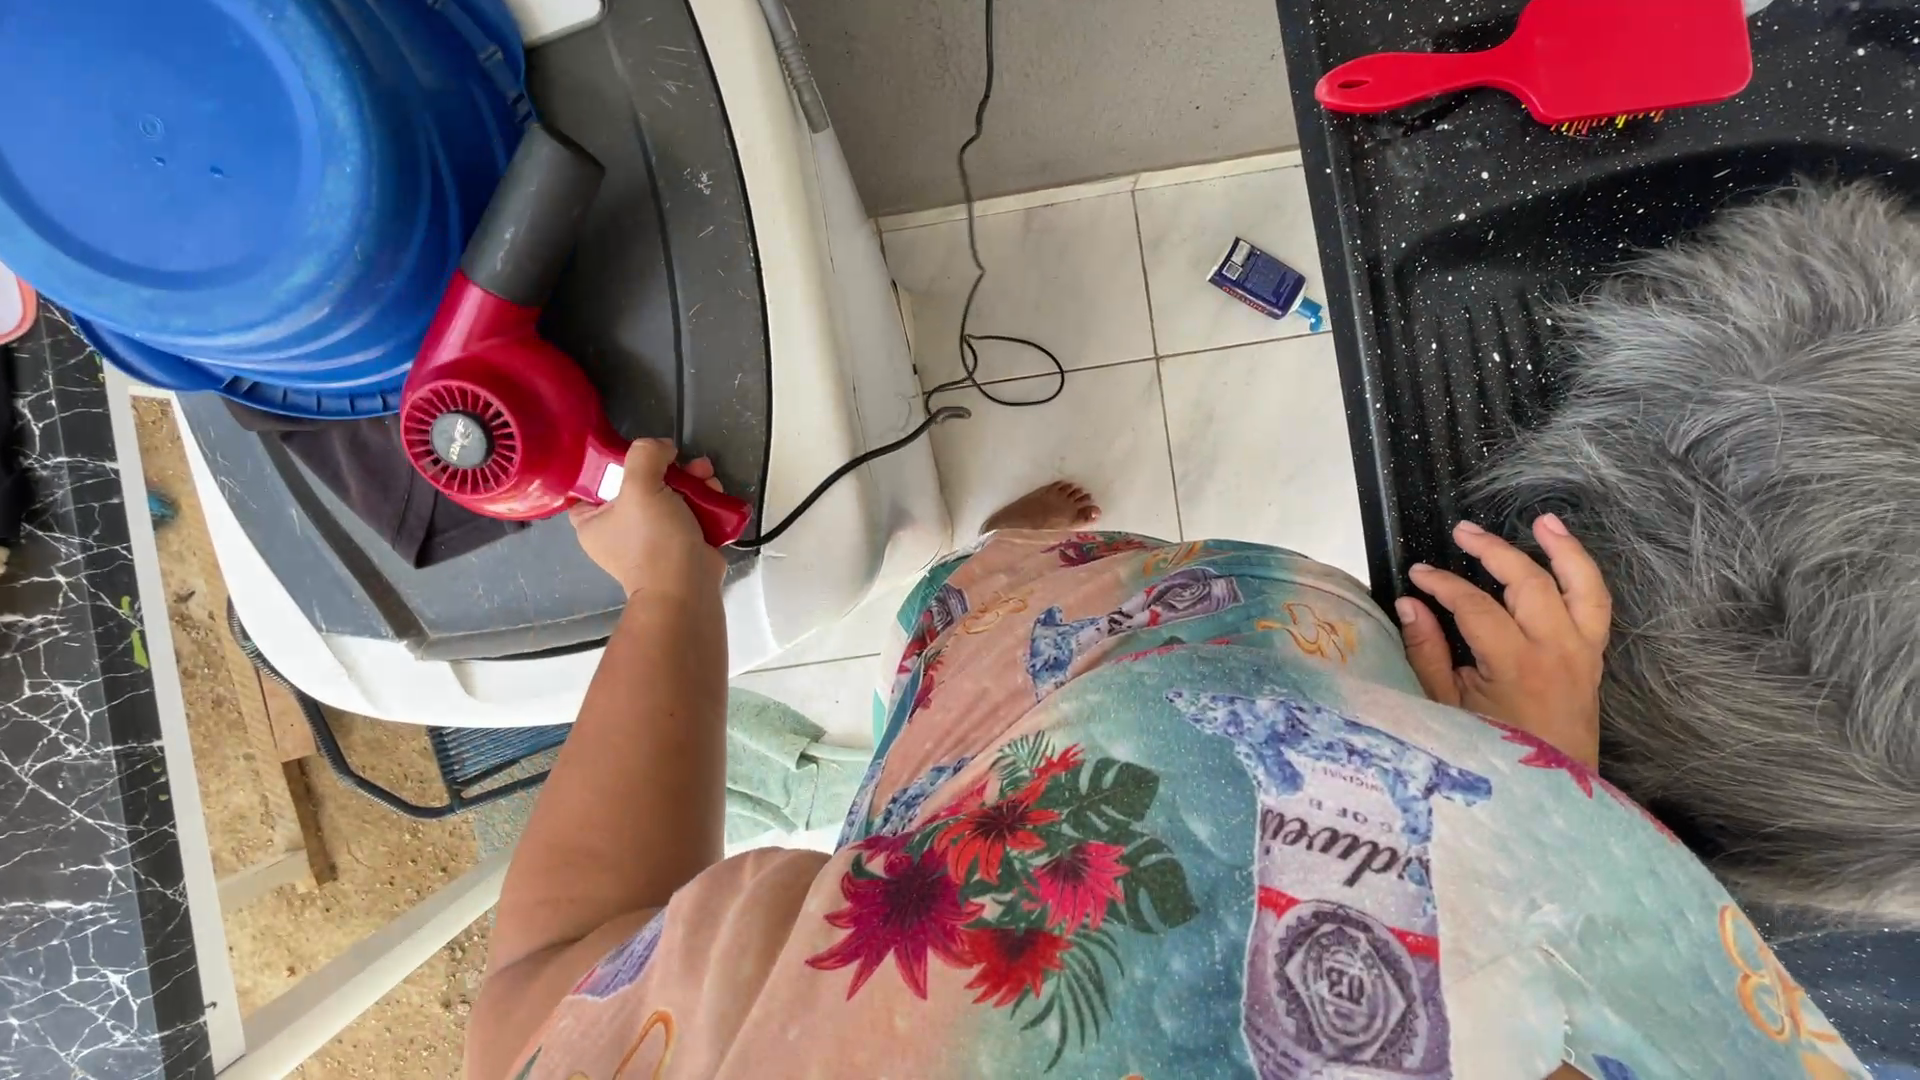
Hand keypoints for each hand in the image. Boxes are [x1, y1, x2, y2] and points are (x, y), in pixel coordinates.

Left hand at [569, 439, 724, 597]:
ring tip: (708, 478)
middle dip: (670, 470)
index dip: (618, 463)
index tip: (642, 455)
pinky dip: (702, 501)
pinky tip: (715, 494)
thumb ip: (645, 455)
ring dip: (693, 482)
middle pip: (642, 484)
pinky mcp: (681, 544)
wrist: (687, 587)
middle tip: (687, 464)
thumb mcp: (641, 487)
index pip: (596, 483)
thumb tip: (661, 447)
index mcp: (593, 521)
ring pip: (671, 496)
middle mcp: (619, 530)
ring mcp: (652, 538)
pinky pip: (689, 513)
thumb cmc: (653, 540)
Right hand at [1395, 514, 1611, 767]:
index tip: (1418, 574)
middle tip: (1462, 531)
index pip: (1476, 605)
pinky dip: (1582, 575)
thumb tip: (1411, 603)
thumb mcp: (1444, 704)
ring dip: (1564, 550)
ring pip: (1584, 587)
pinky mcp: (1594, 657)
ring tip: (1544, 520)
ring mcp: (1584, 653)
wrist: (1551, 791)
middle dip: (1493, 552)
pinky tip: (1564, 556)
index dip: (1443, 584)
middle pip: (1531, 584)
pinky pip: (1595, 605)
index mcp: (1516, 665)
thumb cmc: (1489, 749)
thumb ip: (1427, 651)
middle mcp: (1559, 652)